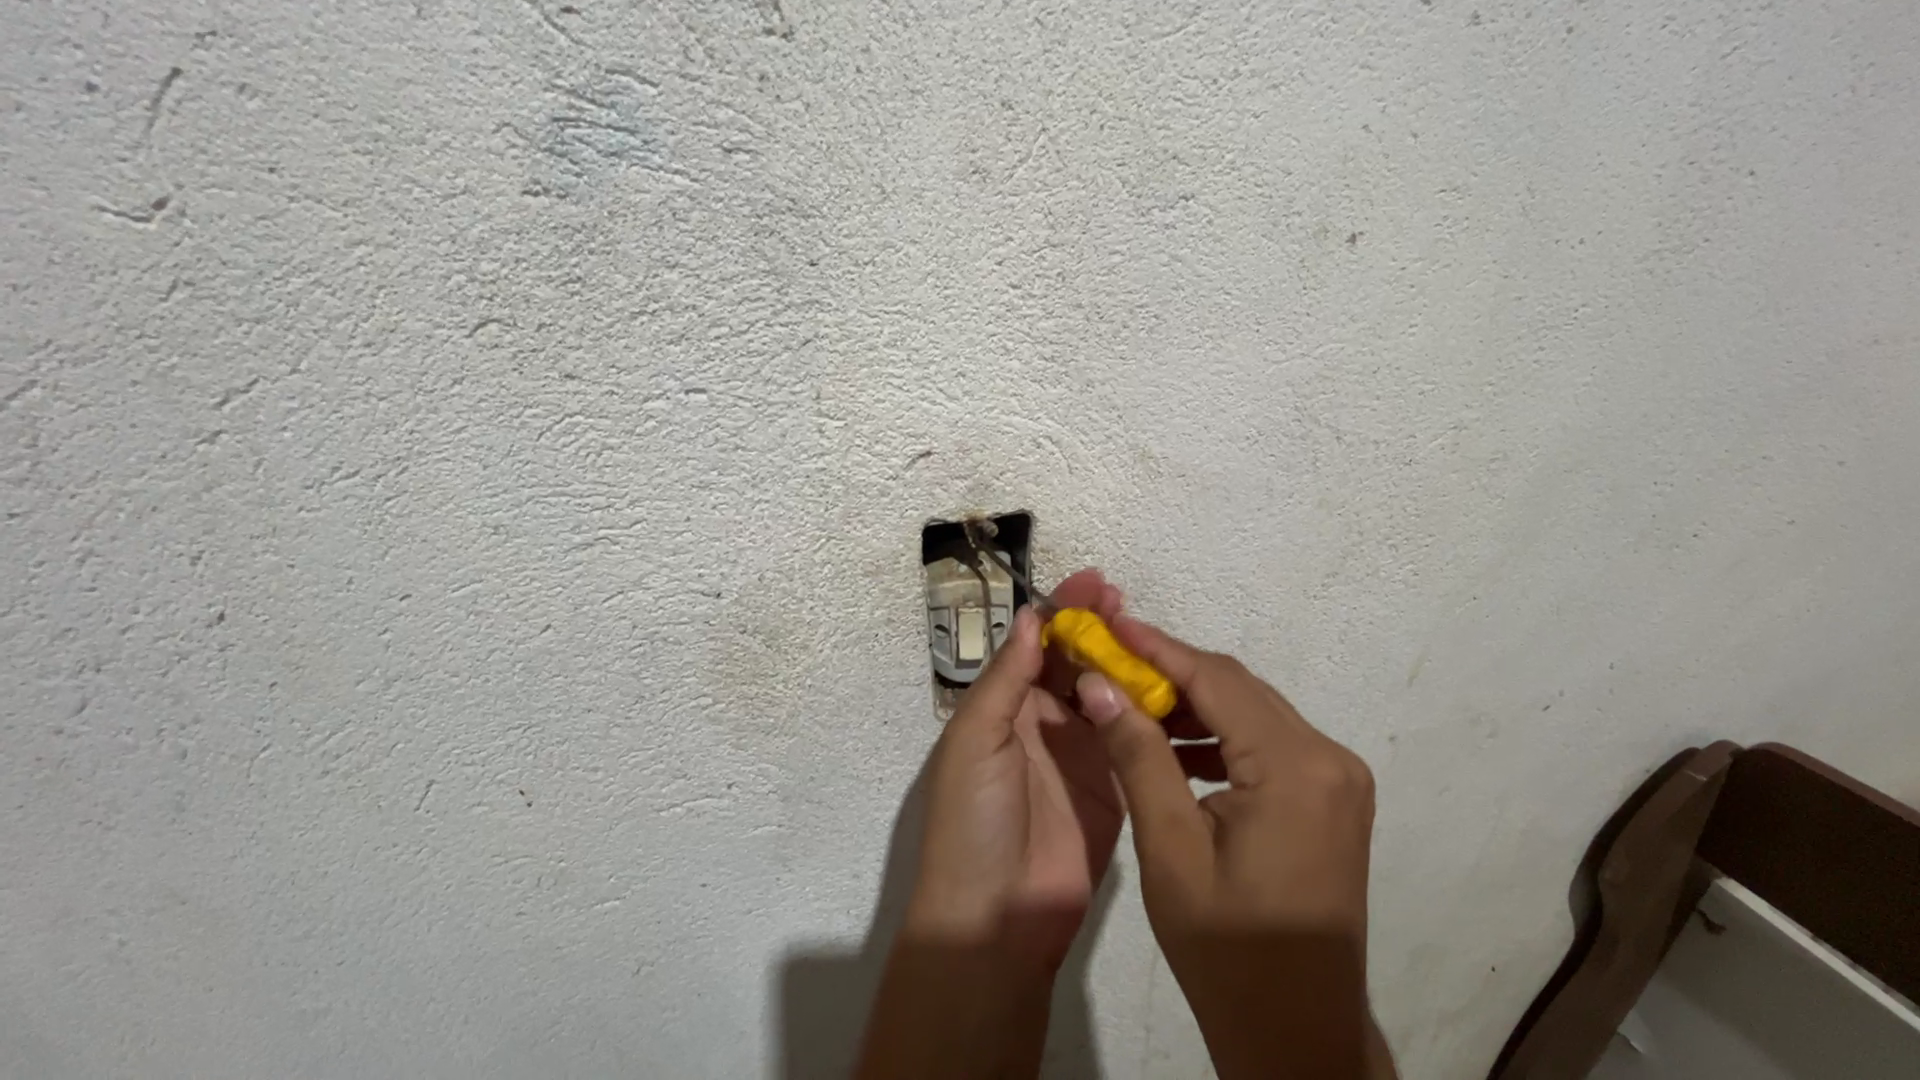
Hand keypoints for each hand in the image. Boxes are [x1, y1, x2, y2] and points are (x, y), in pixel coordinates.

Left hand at [906, 569, 1126, 966]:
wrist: (998, 915)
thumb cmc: (974, 820)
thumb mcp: (977, 740)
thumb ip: (1005, 679)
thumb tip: (1028, 615)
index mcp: (1001, 709)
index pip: (1033, 647)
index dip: (1060, 613)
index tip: (1092, 581)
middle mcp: (1039, 725)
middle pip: (1072, 664)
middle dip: (1095, 628)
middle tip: (1125, 596)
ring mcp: (1078, 755)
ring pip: (1104, 695)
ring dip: (1123, 661)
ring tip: (1152, 633)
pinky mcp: (1112, 786)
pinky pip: (1130, 737)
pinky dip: (1146, 708)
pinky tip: (1169, 683)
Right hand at [1074, 616, 1394, 1079]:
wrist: (1296, 1030)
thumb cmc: (1225, 946)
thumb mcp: (1169, 847)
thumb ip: (1137, 755)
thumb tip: (1099, 685)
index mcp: (1296, 768)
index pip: (1217, 681)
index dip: (1157, 648)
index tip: (1109, 625)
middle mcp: (1330, 759)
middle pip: (1239, 691)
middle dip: (1171, 673)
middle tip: (1109, 662)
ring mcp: (1338, 779)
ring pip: (1253, 715)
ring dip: (1194, 707)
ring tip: (1130, 704)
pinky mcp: (1331, 799)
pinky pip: (1268, 746)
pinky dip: (1220, 740)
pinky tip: (1172, 750)